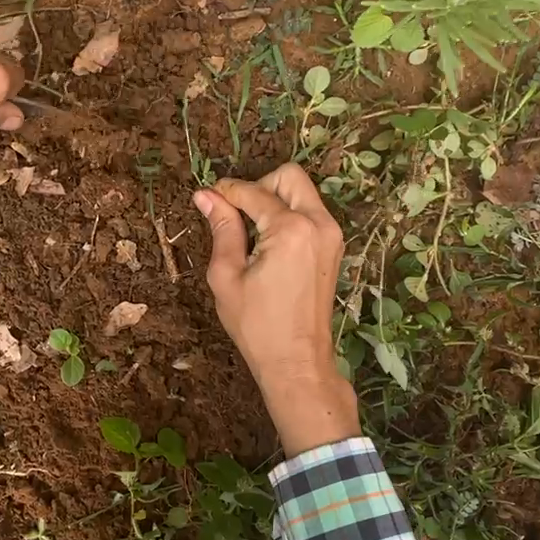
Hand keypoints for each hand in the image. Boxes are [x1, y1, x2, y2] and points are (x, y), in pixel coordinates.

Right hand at [194, 164, 359, 456]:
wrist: (297, 362)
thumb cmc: (257, 325)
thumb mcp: (226, 275)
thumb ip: (221, 229)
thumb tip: (205, 196)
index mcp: (291, 229)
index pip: (253, 192)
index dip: (225, 192)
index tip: (206, 197)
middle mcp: (318, 223)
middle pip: (289, 177)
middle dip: (258, 186)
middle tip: (235, 212)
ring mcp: (332, 235)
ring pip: (302, 192)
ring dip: (274, 199)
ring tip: (248, 230)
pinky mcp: (334, 247)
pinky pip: (310, 212)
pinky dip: (287, 214)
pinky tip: (267, 242)